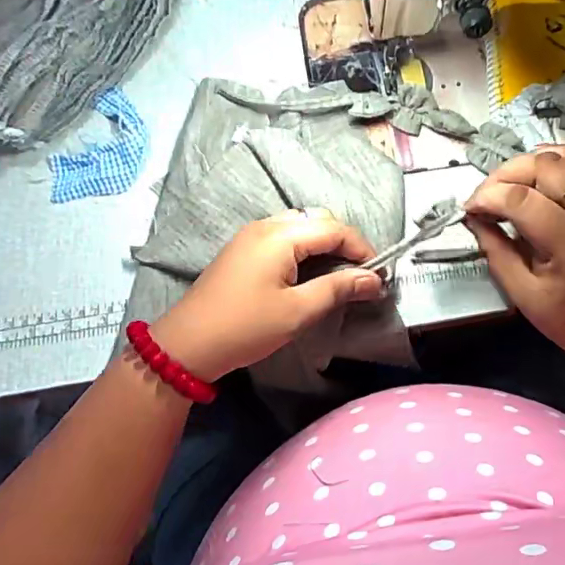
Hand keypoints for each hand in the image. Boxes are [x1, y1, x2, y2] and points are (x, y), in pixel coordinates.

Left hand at [149, 210, 385, 380]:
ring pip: (300, 225)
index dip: (362, 249)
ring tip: (338, 274)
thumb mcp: (298, 311)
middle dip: (344, 242)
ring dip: (324, 243)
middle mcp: (266, 226)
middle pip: (318, 219)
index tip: (378, 275)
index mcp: (280, 236)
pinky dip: (305, 247)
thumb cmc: (245, 327)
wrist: (187, 344)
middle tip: (359, 274)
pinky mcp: (243, 248)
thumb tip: (374, 280)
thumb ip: (338, 289)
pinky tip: (310, 272)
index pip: (334, 229)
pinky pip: (284, 235)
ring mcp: (251, 235)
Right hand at [463, 146, 564, 374]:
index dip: (487, 196)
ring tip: (514, 183)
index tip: (471, 208)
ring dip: (535, 160)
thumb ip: (496, 249)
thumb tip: (476, 216)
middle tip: (487, 196)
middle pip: (546, 164)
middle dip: (506, 174)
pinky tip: (545, 175)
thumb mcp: (522, 293)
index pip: (521, 199)